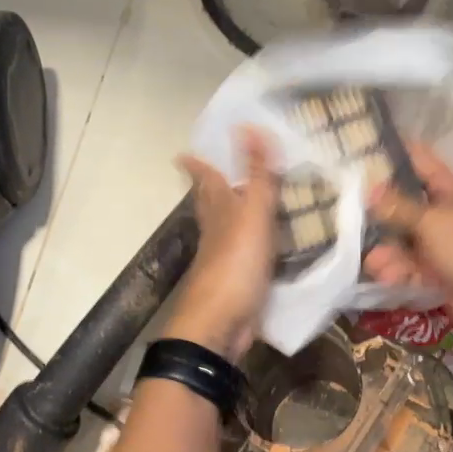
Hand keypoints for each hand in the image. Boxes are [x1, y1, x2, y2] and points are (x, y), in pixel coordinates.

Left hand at [160, 128, 277, 361]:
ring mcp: (226, 260)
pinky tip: (268, 249)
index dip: (197, 166)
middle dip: (212, 189)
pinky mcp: (240, 284)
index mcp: (217, 212)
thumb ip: (257, 173)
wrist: (220, 326)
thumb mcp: (252, 213)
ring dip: (235, 217)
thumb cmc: (234, 265)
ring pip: (229, 230)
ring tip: (249, 205)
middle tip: (217, 174)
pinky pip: (249, 256)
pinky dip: (257, 247)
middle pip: (211, 205)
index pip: (205, 180)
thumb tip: (247, 125)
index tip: (184, 153)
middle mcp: (217, 232)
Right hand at [364, 145, 452, 335]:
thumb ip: (398, 207)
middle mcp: (443, 213)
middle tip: (342, 208)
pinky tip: (384, 275)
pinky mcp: (436, 274)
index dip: (395, 150)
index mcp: (450, 190)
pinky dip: (397, 270)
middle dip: (377, 208)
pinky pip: (409, 266)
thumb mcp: (431, 221)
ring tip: (372, 261)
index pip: (420, 160)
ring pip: (402, 240)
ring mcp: (440, 245)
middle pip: (404, 203)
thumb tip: (368, 188)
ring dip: (386, 250)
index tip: (362, 145)